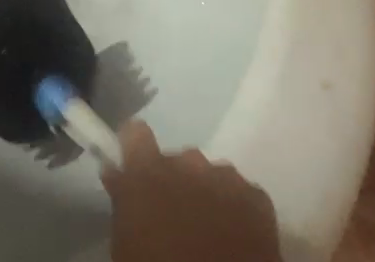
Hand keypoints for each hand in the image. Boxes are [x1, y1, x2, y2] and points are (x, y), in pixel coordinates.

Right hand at [103, 122, 280, 261]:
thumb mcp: (125, 242)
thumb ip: (122, 201)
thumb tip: (118, 174)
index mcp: (149, 171)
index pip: (136, 133)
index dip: (134, 148)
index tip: (134, 167)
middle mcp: (188, 162)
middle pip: (177, 160)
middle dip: (175, 183)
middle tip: (174, 218)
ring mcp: (225, 176)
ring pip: (210, 175)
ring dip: (205, 195)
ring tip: (206, 230)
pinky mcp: (257, 197)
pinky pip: (239, 194)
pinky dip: (234, 210)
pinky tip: (232, 237)